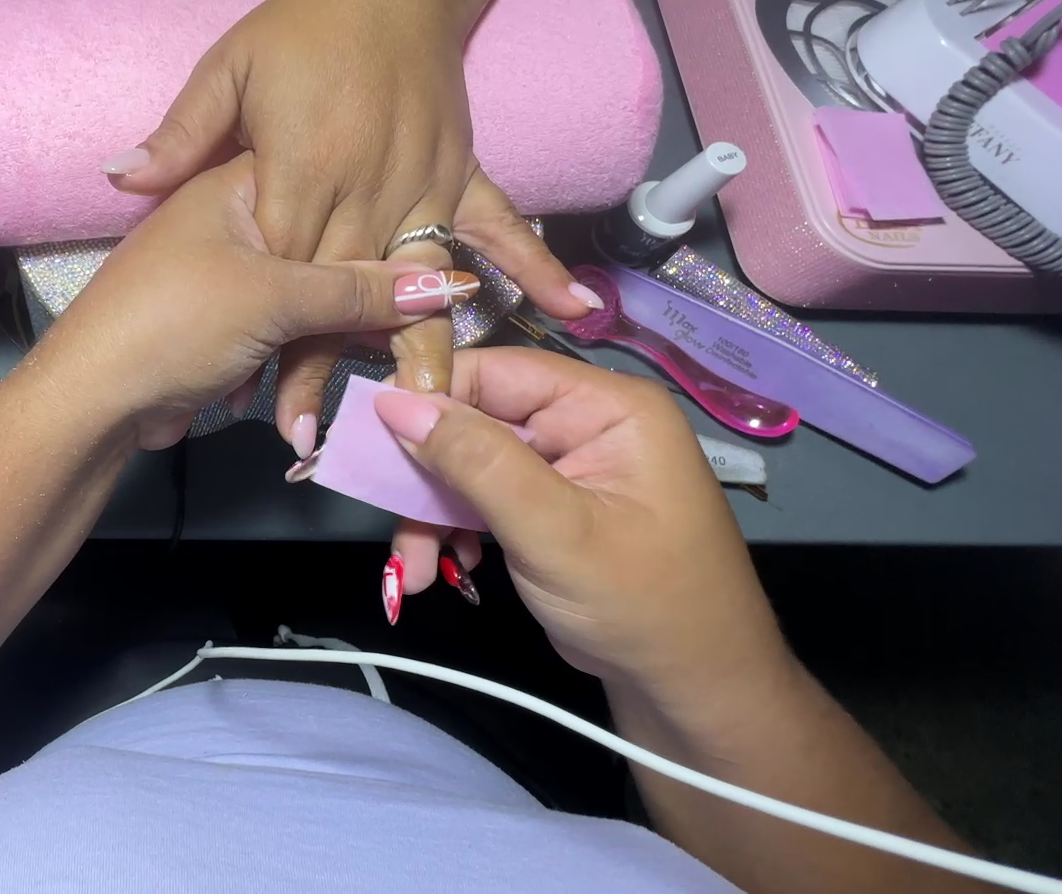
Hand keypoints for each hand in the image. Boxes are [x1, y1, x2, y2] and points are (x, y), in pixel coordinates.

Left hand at [103, 0, 595, 454]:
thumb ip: (181, 135)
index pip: (283, 268)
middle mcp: (369, 184)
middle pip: (342, 291)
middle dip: (329, 365)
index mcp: (305, 167)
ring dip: (421, 347)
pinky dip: (531, 263)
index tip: (253, 398)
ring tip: (428, 415)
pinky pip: (497, 223)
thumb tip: (120, 176)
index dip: (269, 333)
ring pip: (417, 278)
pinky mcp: (459, 173)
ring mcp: (422, 181)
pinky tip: (573, 308)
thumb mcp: (225, 71)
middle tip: (317, 437)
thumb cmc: (297, 28)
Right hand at [374, 347, 790, 702]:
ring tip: (414, 567)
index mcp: (601, 406)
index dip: (428, 395)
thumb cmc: (642, 604)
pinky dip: (445, 529)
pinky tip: (437, 568)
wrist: (689, 691)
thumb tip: (393, 401)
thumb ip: (474, 460)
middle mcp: (576, 422)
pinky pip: (471, 495)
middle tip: (387, 512)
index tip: (372, 433)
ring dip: (427, 513)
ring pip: (459, 463)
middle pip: (468, 420)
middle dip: (422, 474)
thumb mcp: (552, 530)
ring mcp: (555, 464)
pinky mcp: (536, 501)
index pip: (493, 370)